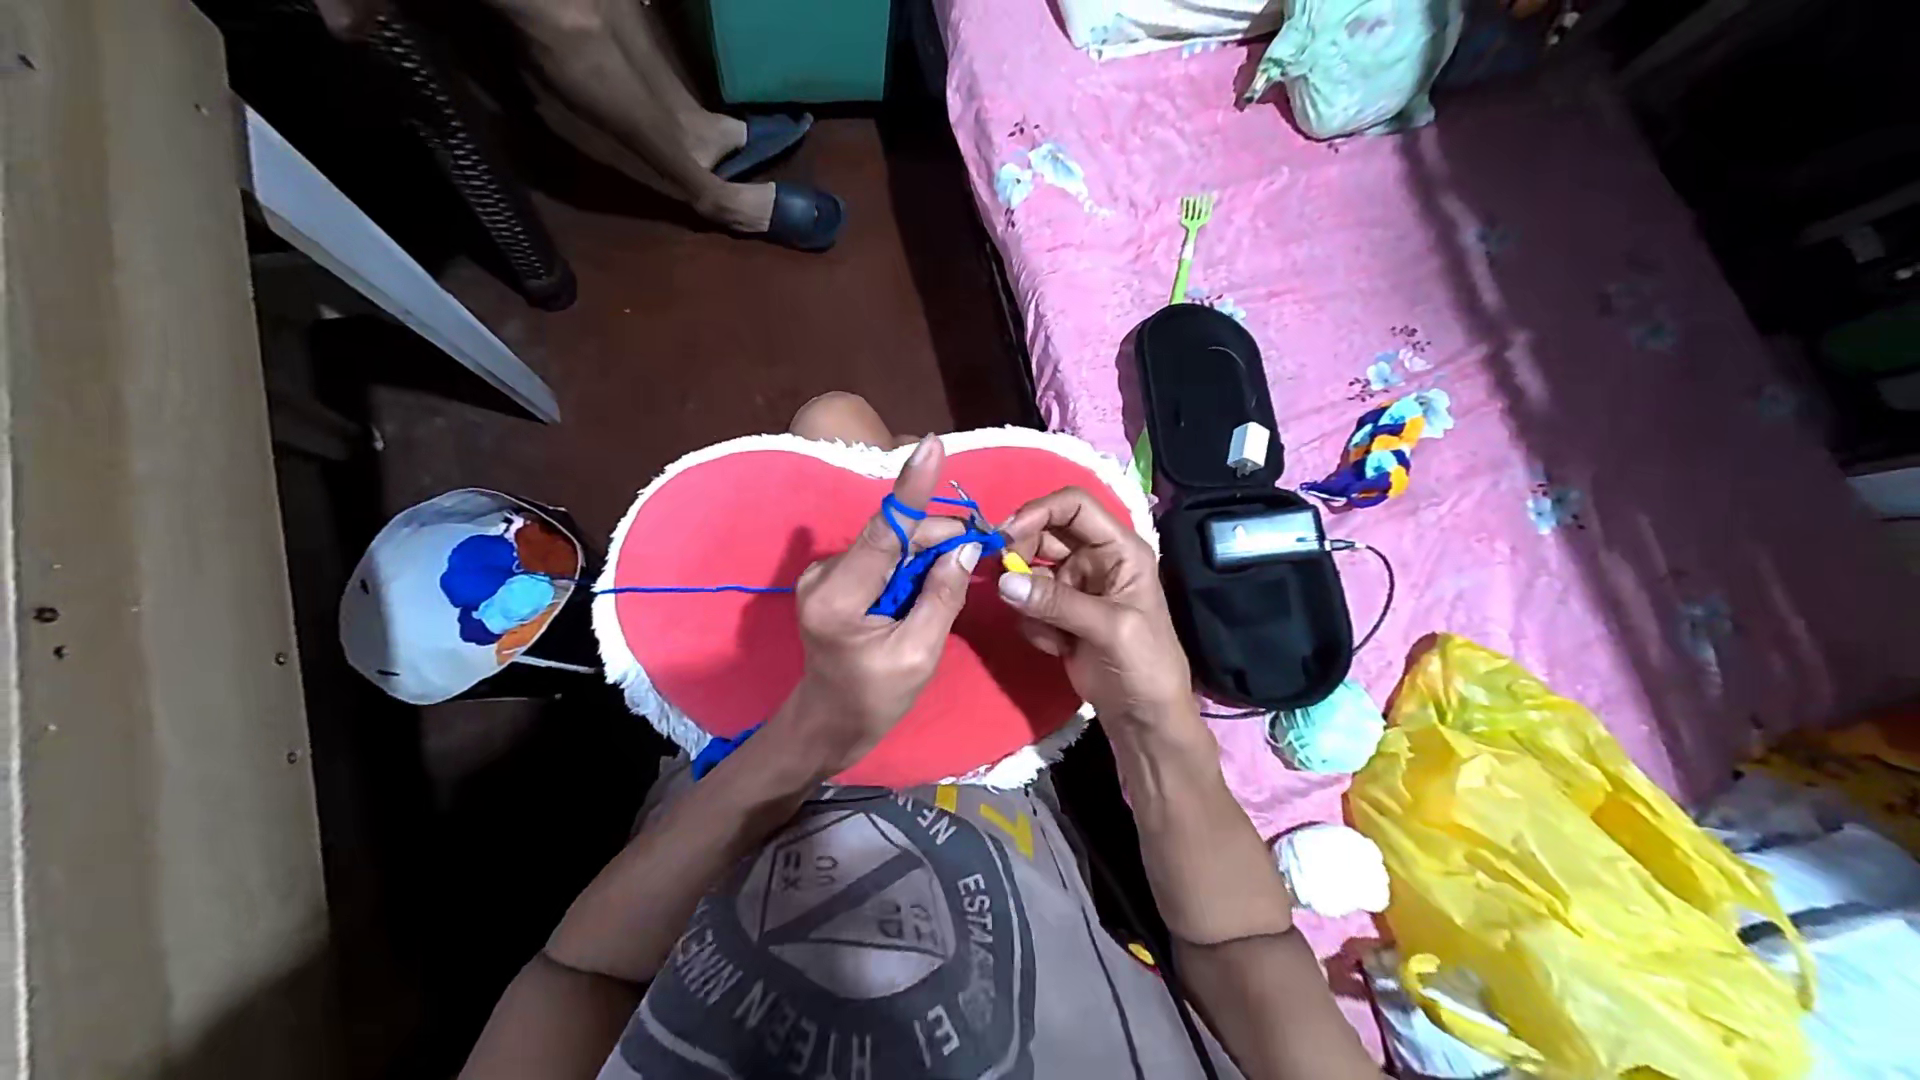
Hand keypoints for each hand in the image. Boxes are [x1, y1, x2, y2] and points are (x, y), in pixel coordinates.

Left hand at [774, 436, 978, 778]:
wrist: (828, 722)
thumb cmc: (873, 699)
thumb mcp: (918, 655)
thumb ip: (941, 597)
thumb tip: (964, 550)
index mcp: (839, 599)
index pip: (883, 533)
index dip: (911, 489)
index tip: (932, 446)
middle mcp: (824, 575)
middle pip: (892, 536)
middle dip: (937, 537)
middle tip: (978, 547)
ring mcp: (823, 575)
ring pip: (889, 544)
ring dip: (926, 551)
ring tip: (955, 571)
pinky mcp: (831, 578)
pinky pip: (880, 556)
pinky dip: (909, 562)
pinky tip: (926, 582)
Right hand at [996, 487, 1194, 730]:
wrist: (1143, 717)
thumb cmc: (1145, 665)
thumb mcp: (1110, 628)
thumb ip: (1058, 602)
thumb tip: (1004, 582)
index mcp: (1119, 548)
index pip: (1075, 506)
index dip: (1039, 511)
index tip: (1007, 534)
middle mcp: (1094, 558)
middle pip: (1043, 532)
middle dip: (1021, 554)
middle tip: (1005, 581)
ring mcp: (1073, 585)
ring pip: (1029, 569)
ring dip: (1026, 596)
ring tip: (1048, 631)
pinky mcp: (1056, 612)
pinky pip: (1027, 601)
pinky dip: (1032, 622)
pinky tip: (1058, 648)